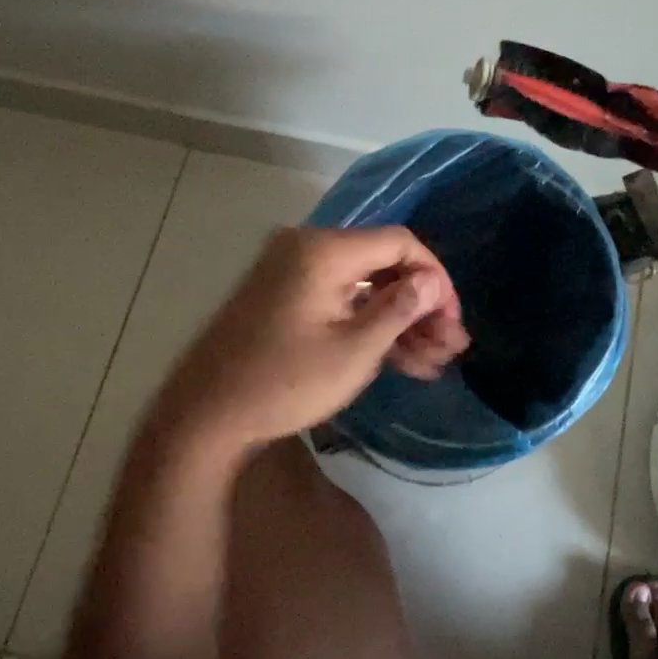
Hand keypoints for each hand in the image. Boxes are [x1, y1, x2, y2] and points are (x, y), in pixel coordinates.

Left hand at [151, 226, 470, 452]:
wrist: (205, 415)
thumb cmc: (284, 383)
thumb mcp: (354, 351)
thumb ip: (399, 308)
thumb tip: (430, 282)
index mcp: (325, 250)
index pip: (400, 243)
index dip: (435, 279)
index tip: (452, 321)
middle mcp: (307, 248)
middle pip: (383, 264)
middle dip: (421, 307)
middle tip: (450, 348)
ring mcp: (292, 272)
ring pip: (364, 286)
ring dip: (399, 321)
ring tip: (433, 363)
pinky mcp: (283, 297)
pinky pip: (339, 300)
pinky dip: (368, 325)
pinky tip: (401, 361)